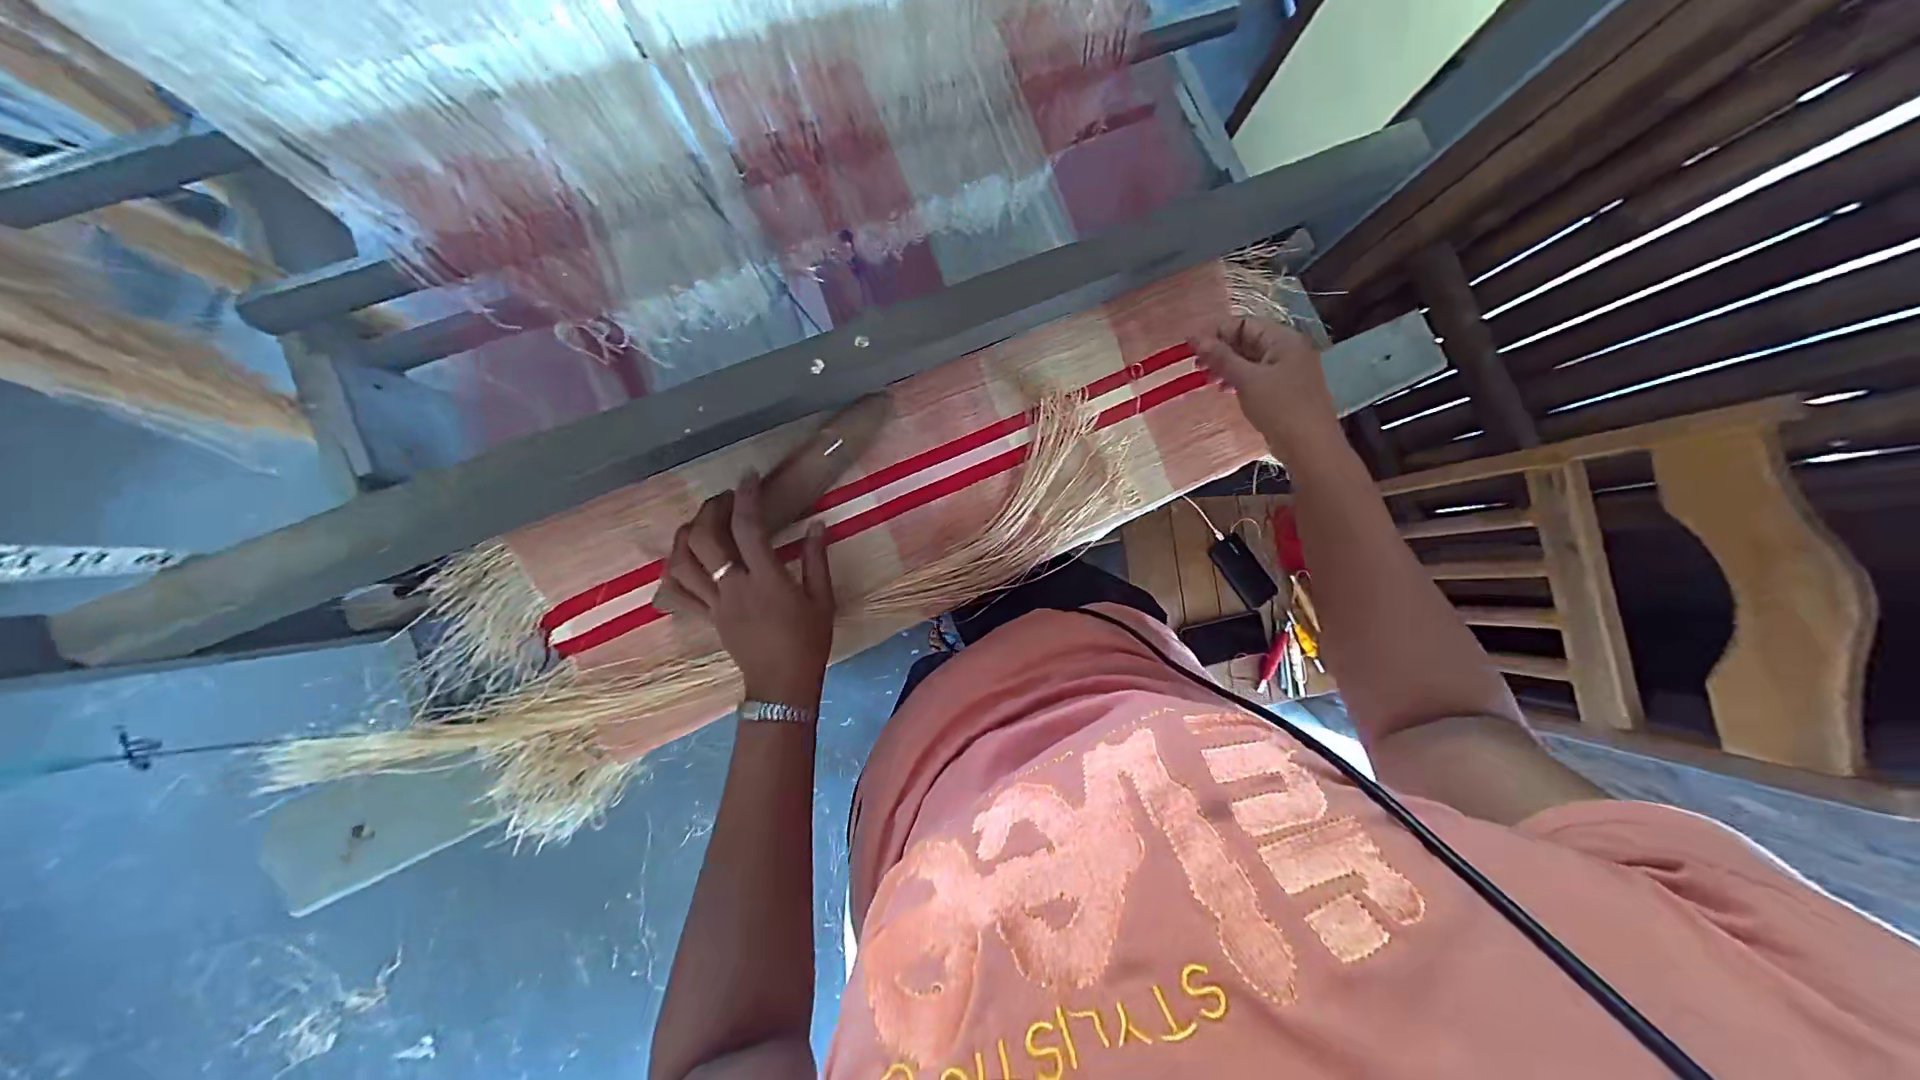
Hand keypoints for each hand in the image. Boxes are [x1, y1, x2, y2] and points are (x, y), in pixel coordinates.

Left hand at [654, 472, 835, 706]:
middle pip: (705, 539)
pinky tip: (681, 558)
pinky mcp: (707, 617)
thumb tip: (816, 524)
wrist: (782, 683)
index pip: (747, 529)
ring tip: (700, 522)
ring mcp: (715, 603)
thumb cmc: (808, 641)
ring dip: (686, 535)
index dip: (746, 498)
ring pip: (682, 563)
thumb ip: (817, 559)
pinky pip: (678, 592)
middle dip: (710, 510)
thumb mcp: (823, 599)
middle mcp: (734, 587)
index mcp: (766, 580)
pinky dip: (672, 571)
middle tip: (724, 499)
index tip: (748, 478)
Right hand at [1191, 318, 1344, 462]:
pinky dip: (1237, 379)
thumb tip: (1196, 337)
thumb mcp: (1247, 380)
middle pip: (1247, 340)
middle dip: (1220, 350)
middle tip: (1196, 365)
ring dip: (1226, 366)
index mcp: (1283, 339)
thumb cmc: (1280, 407)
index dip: (1216, 332)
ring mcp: (1286, 370)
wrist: (1309, 445)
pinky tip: (1223, 389)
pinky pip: (1255, 376)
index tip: (1190, 346)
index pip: (1244, 324)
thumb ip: (1221, 357)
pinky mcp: (1282, 389)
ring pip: (1249, 360)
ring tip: (1206, 378)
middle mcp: (1287, 350)